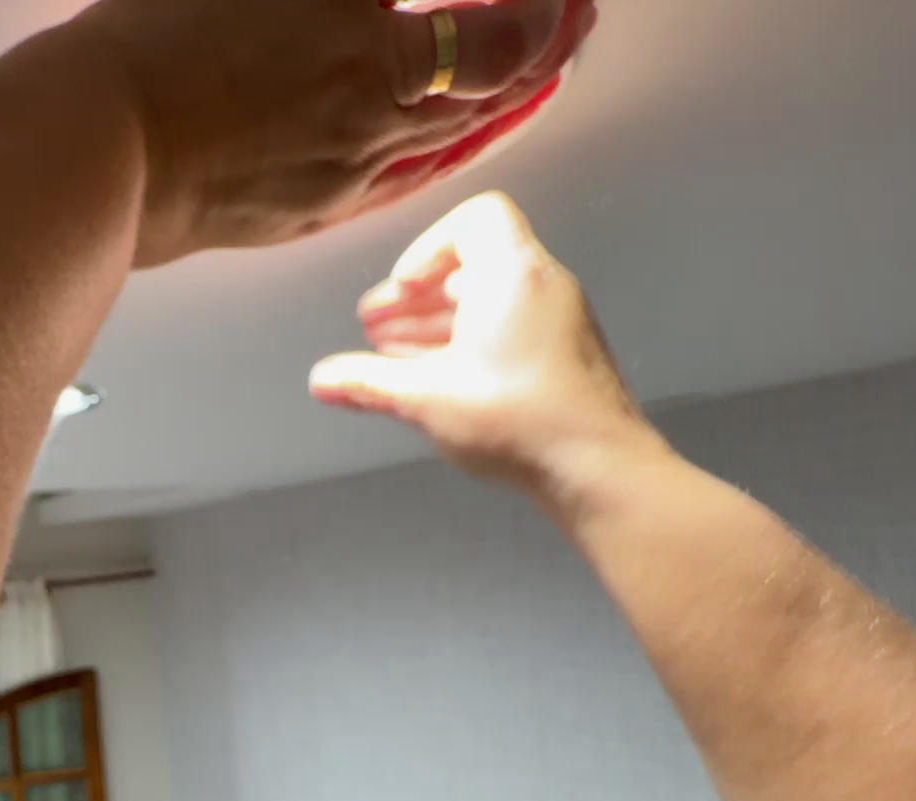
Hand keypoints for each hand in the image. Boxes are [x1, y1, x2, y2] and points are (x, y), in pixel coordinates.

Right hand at [72, 0, 588, 263]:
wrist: (100, 150)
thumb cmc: (162, 57)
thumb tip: (394, 7)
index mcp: (373, 65)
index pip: (498, 42)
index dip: (544, 19)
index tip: (568, 2)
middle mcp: (366, 137)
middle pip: (477, 105)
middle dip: (534, 66)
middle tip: (566, 39)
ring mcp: (332, 186)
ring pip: (435, 155)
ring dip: (488, 121)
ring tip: (522, 100)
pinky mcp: (295, 215)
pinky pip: (382, 192)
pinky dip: (423, 165)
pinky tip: (429, 154)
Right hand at [309, 191, 668, 496]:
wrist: (597, 467)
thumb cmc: (510, 418)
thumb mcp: (425, 398)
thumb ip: (368, 384)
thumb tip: (317, 380)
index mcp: (511, 277)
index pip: (475, 219)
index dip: (426, 249)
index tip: (400, 291)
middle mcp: (539, 285)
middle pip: (470, 264)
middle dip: (413, 295)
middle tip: (371, 325)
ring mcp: (554, 319)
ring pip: (483, 300)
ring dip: (430, 321)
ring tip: (387, 351)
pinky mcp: (559, 353)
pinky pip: (502, 326)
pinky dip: (460, 340)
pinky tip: (428, 373)